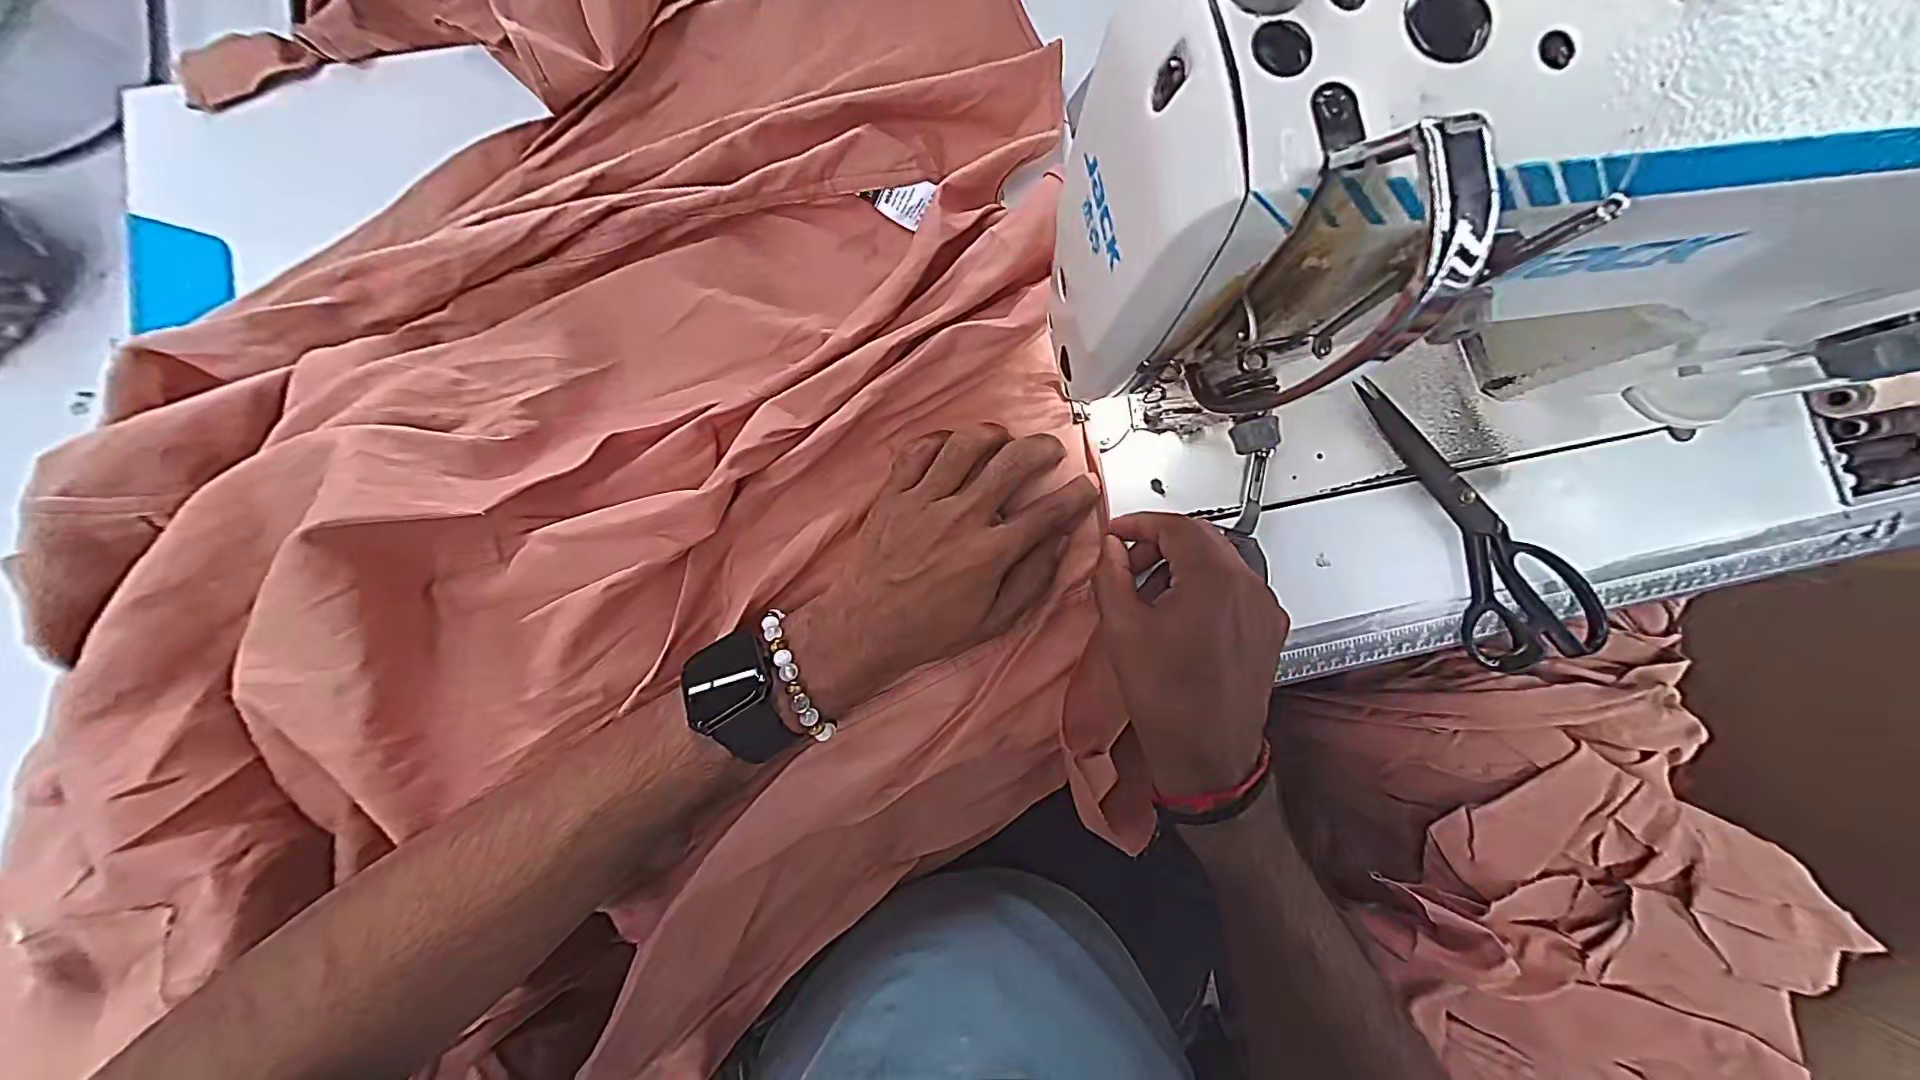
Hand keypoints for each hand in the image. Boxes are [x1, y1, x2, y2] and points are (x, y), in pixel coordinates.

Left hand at [785, 424, 1099, 717]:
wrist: (866, 628)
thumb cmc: (928, 629)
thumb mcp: (994, 621)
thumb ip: (1033, 580)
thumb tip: (1060, 544)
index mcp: (989, 554)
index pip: (1047, 512)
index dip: (1076, 494)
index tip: (1085, 486)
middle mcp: (959, 520)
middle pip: (1013, 463)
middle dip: (1043, 449)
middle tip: (1050, 451)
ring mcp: (923, 503)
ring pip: (966, 445)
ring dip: (994, 435)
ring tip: (1004, 440)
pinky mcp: (894, 495)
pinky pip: (918, 450)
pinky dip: (941, 439)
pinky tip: (953, 446)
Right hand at [1091, 512, 1290, 795]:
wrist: (1207, 755)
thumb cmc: (1168, 700)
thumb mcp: (1122, 628)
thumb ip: (1111, 574)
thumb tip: (1110, 549)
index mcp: (1216, 580)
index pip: (1177, 527)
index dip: (1139, 524)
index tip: (1117, 534)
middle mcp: (1250, 588)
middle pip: (1201, 539)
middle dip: (1159, 544)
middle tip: (1127, 563)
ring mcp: (1264, 609)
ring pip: (1219, 563)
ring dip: (1181, 566)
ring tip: (1148, 593)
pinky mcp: (1268, 630)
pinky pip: (1234, 589)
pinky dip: (1203, 587)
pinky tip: (1176, 614)